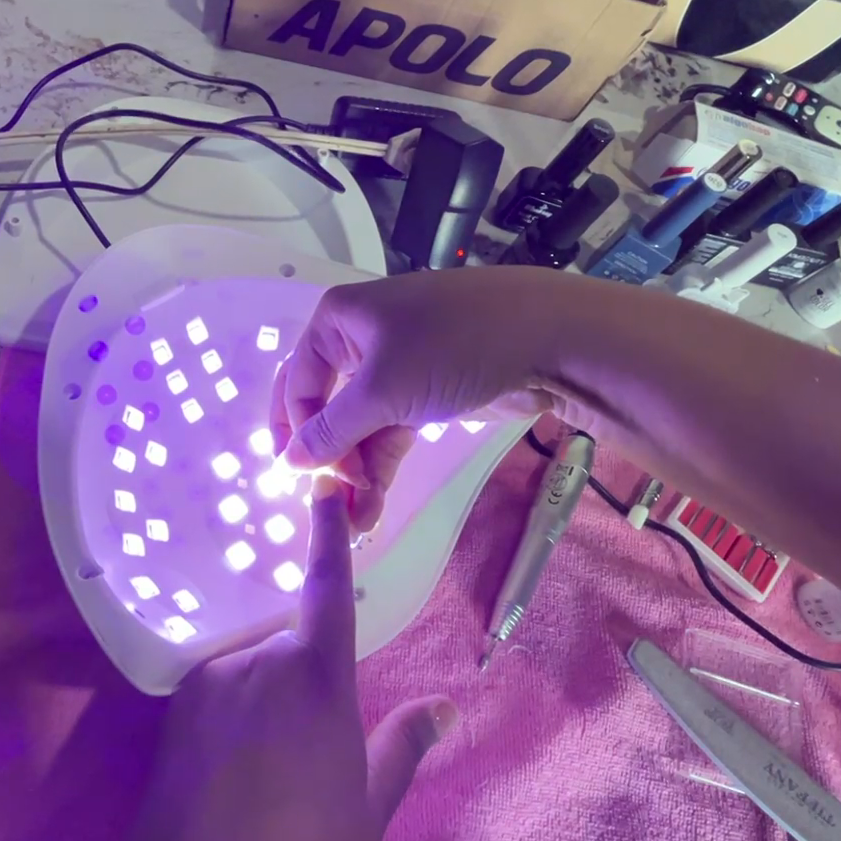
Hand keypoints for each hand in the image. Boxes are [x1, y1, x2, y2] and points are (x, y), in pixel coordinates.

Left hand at [39, 476, 456, 840]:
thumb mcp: (368, 808)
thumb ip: (402, 745)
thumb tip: (446, 708)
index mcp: (316, 678)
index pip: (327, 587)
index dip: (329, 535)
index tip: (324, 488)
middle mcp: (258, 660)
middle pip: (289, 643)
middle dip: (304, 677)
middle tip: (305, 750)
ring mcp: (209, 679)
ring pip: (252, 666)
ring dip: (267, 696)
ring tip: (266, 769)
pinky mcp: (175, 703)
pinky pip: (220, 686)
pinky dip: (235, 708)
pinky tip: (232, 765)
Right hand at [271, 267, 565, 530]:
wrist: (552, 339)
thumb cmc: (452, 348)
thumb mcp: (381, 390)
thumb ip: (331, 431)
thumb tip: (289, 463)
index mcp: (337, 321)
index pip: (297, 383)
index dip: (296, 432)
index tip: (303, 477)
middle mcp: (358, 340)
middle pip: (325, 407)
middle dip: (328, 456)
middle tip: (331, 497)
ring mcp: (393, 368)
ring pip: (358, 426)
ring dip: (356, 470)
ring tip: (358, 519)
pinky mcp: (422, 393)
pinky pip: (388, 431)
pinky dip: (381, 464)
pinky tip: (373, 504)